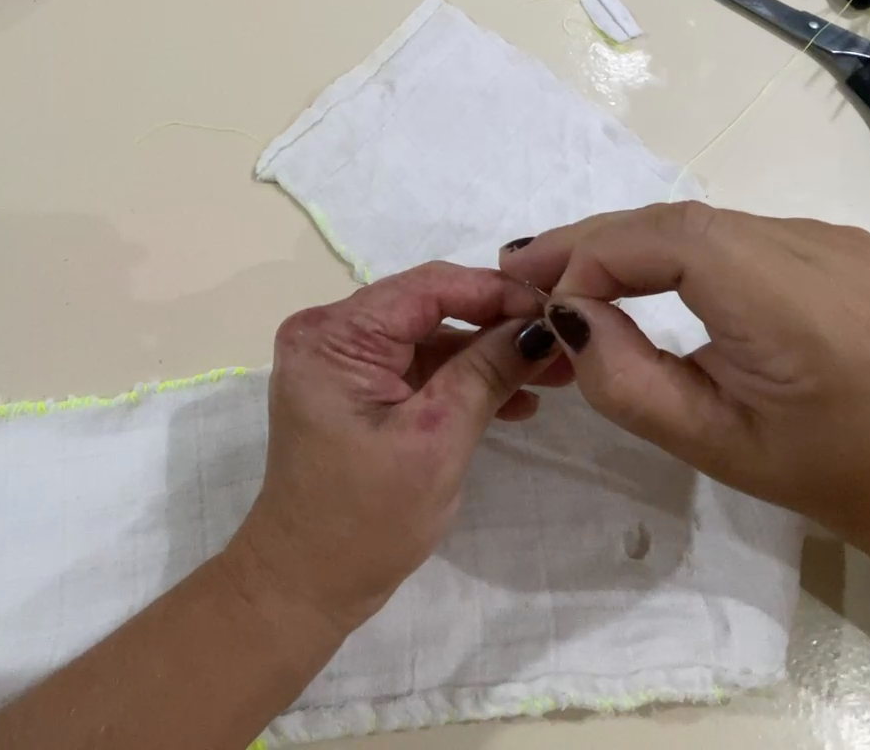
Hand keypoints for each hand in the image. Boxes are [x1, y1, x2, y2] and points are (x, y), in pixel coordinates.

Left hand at [225, 262, 564, 635]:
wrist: (307, 582)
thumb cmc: (366, 519)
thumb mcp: (436, 440)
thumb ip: (487, 372)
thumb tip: (544, 325)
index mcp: (334, 335)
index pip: (426, 287)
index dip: (495, 292)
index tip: (555, 310)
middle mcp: (330, 332)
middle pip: (429, 308)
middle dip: (498, 327)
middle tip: (562, 345)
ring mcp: (341, 359)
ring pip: (429, 338)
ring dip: (487, 356)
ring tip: (553, 374)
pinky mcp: (355, 386)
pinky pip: (417, 367)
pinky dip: (461, 379)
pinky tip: (515, 399)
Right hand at [499, 202, 869, 536]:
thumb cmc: (801, 467)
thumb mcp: (698, 442)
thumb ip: (622, 378)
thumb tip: (565, 308)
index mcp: (812, 324)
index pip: (686, 244)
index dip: (602, 254)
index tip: (548, 296)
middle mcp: (834, 261)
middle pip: (684, 222)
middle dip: (594, 241)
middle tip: (524, 264)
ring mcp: (837, 238)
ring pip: (695, 219)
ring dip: (621, 240)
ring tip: (563, 269)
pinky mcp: (829, 233)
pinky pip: (720, 227)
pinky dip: (660, 243)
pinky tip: (627, 267)